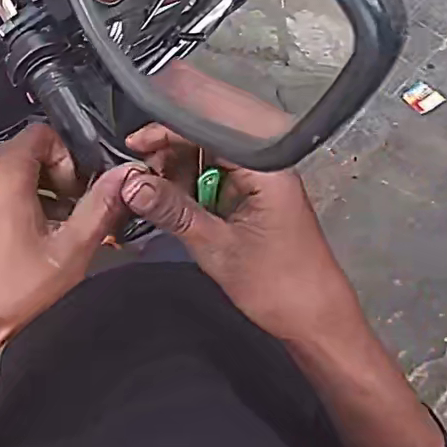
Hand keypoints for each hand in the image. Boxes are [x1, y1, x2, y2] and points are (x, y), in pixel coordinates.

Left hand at [0, 124, 132, 441]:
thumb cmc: (2, 293)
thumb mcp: (69, 250)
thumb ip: (100, 207)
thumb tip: (121, 180)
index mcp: (5, 171)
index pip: (46, 133)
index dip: (70, 159)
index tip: (78, 188)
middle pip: (31, 148)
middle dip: (57, 175)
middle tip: (70, 208)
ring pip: (14, 165)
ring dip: (39, 187)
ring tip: (52, 225)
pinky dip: (17, 196)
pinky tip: (29, 232)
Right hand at [120, 124, 442, 446]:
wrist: (315, 320)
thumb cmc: (280, 287)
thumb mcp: (216, 247)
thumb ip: (172, 210)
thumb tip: (132, 184)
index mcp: (266, 167)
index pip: (209, 127)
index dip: (168, 130)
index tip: (136, 143)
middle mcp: (265, 161)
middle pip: (207, 129)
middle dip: (169, 143)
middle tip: (141, 163)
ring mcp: (258, 173)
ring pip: (206, 147)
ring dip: (176, 160)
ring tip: (153, 185)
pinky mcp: (252, 188)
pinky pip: (213, 166)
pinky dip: (188, 176)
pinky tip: (172, 194)